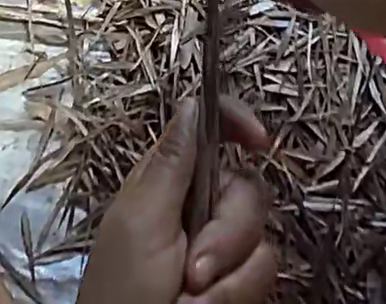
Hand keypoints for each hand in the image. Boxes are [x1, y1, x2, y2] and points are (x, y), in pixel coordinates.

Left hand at [77, 98, 276, 303]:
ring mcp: (220, 244)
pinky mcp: (236, 280)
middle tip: (193, 270)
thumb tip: (192, 102)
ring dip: (228, 274)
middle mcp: (200, 203)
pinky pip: (263, 269)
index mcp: (171, 178)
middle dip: (227, 231)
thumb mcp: (141, 223)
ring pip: (259, 233)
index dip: (237, 122)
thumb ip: (171, 164)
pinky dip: (237, 293)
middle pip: (246, 186)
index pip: (211, 128)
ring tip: (190, 299)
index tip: (258, 139)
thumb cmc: (123, 294)